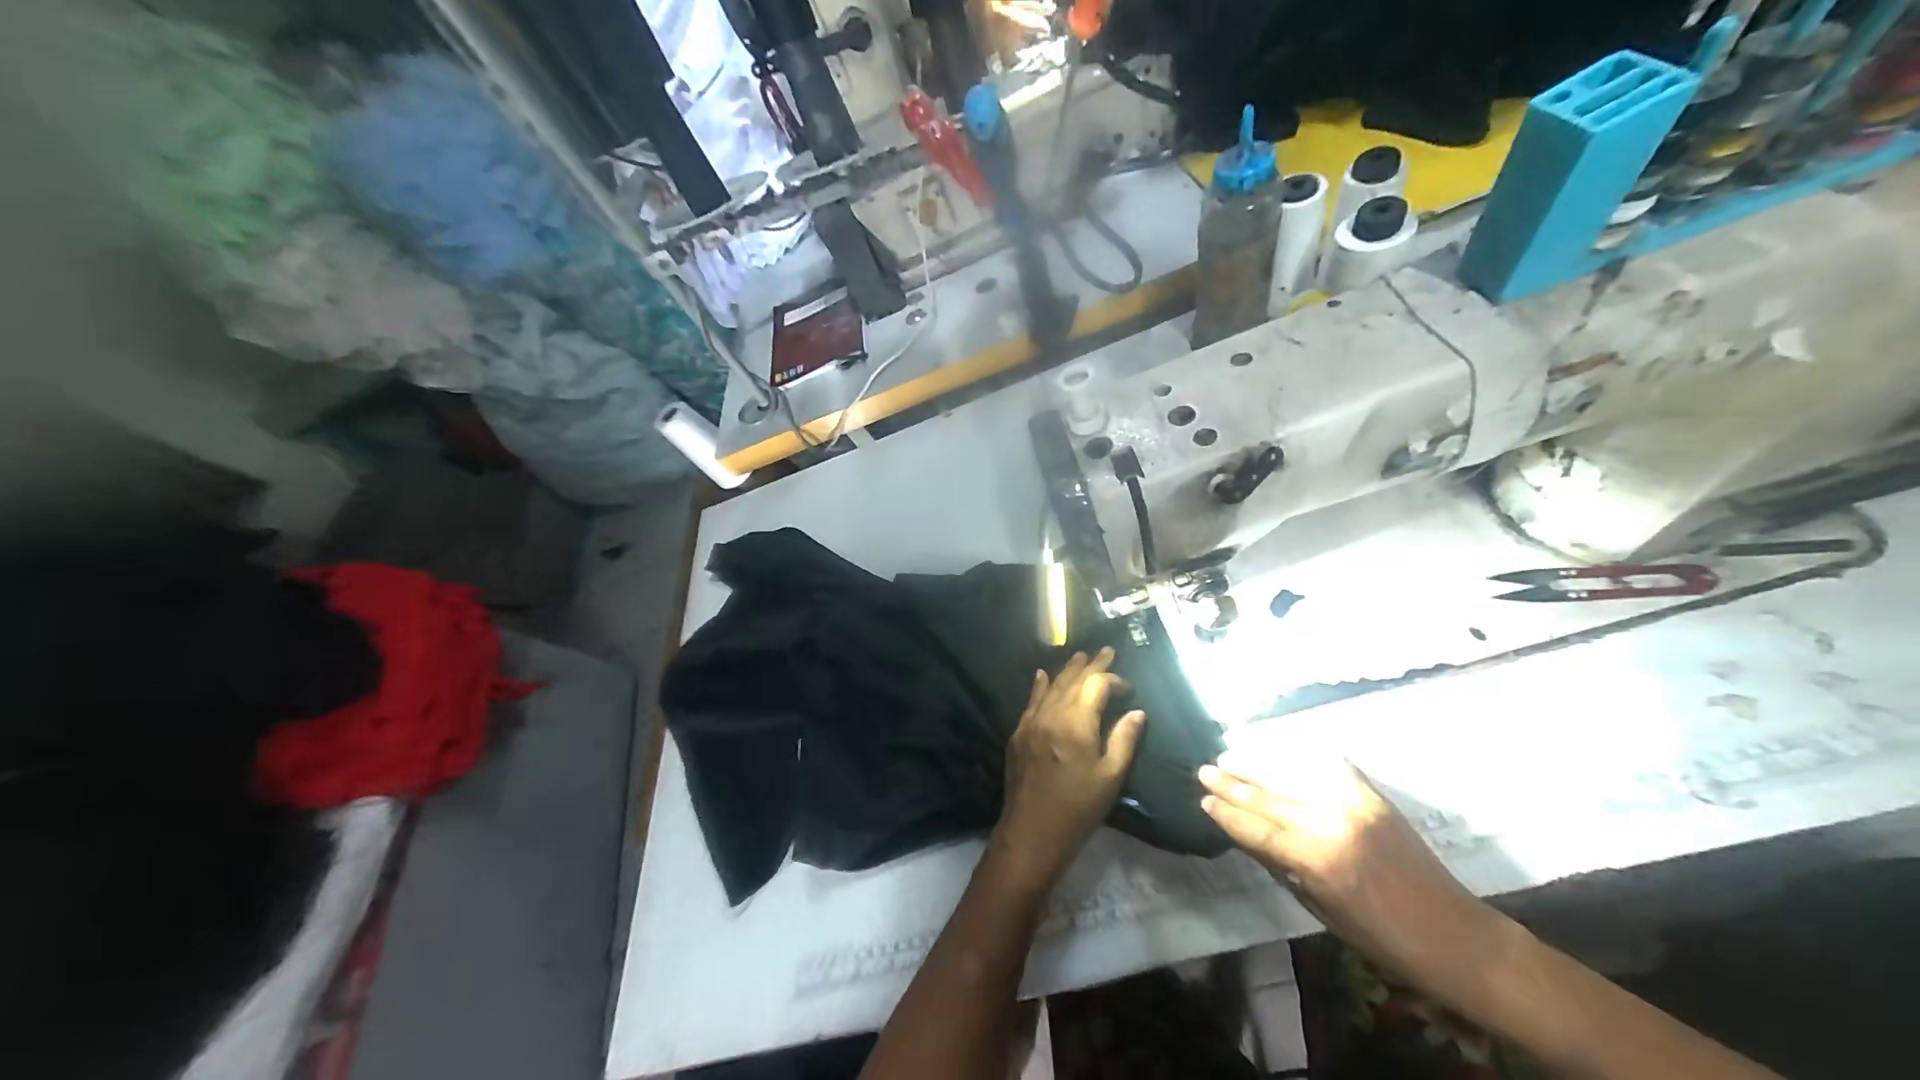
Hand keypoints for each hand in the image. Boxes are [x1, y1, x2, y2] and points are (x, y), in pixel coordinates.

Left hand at [992, 648, 1145, 883]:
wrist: (1031, 833)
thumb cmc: (1079, 808)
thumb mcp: (1111, 777)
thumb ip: (1124, 739)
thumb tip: (1137, 712)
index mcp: (1075, 723)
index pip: (1096, 685)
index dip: (1113, 680)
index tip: (1128, 689)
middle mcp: (1050, 714)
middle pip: (1072, 680)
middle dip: (1090, 665)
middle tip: (1105, 650)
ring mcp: (1030, 723)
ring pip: (1050, 687)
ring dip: (1067, 671)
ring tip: (1080, 656)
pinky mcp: (1018, 735)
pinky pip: (1031, 701)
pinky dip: (1040, 686)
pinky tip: (1042, 675)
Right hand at [1198, 753, 1493, 984]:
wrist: (1453, 933)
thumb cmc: (1380, 938)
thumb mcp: (1319, 910)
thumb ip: (1280, 867)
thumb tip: (1246, 835)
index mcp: (1316, 861)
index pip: (1257, 829)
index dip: (1227, 814)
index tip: (1203, 799)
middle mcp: (1331, 824)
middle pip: (1269, 798)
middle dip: (1233, 783)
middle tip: (1205, 769)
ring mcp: (1354, 804)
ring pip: (1292, 775)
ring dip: (1258, 765)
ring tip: (1231, 754)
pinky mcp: (1373, 796)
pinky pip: (1328, 768)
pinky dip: (1300, 759)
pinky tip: (1280, 753)